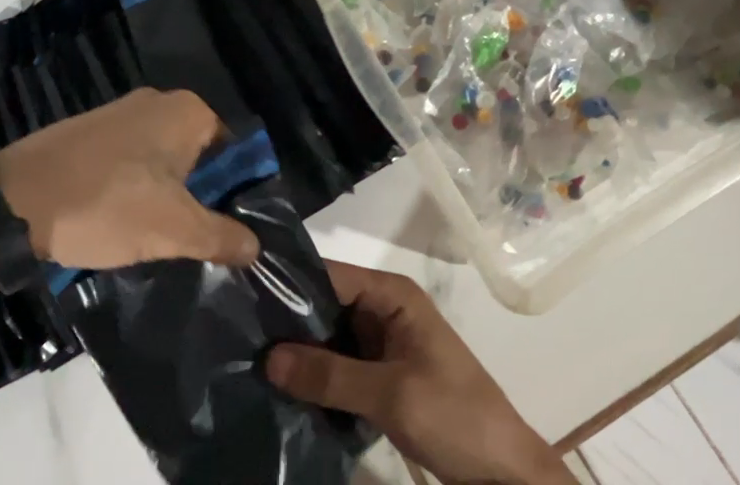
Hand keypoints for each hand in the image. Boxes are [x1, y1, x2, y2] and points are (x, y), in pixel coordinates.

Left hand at [0, 88, 260, 269]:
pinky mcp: (90, 134)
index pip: (236, 151)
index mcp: (187, 111)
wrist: (11, 202)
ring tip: (161, 238)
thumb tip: (256, 246)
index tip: (232, 230)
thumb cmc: (105, 205)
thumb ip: (222, 236)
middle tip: (199, 240)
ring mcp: (119, 115)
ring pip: (164, 162)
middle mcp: (157, 101)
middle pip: (201, 156)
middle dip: (203, 196)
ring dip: (168, 197)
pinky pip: (132, 163)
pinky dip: (136, 190)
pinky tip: (124, 222)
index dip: (239, 192)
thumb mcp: (174, 230)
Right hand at [267, 262, 572, 484]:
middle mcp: (383, 309)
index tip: (240, 300)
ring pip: (326, 338)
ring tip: (248, 362)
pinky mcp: (379, 375)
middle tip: (236, 338)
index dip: (287, 285)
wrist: (503, 472)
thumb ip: (329, 375)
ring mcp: (381, 343)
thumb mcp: (391, 394)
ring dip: (297, 354)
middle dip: (286, 324)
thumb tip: (267, 357)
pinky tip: (280, 388)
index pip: (327, 275)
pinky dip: (314, 377)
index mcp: (392, 295)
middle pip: (323, 305)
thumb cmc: (455, 416)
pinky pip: (337, 366)